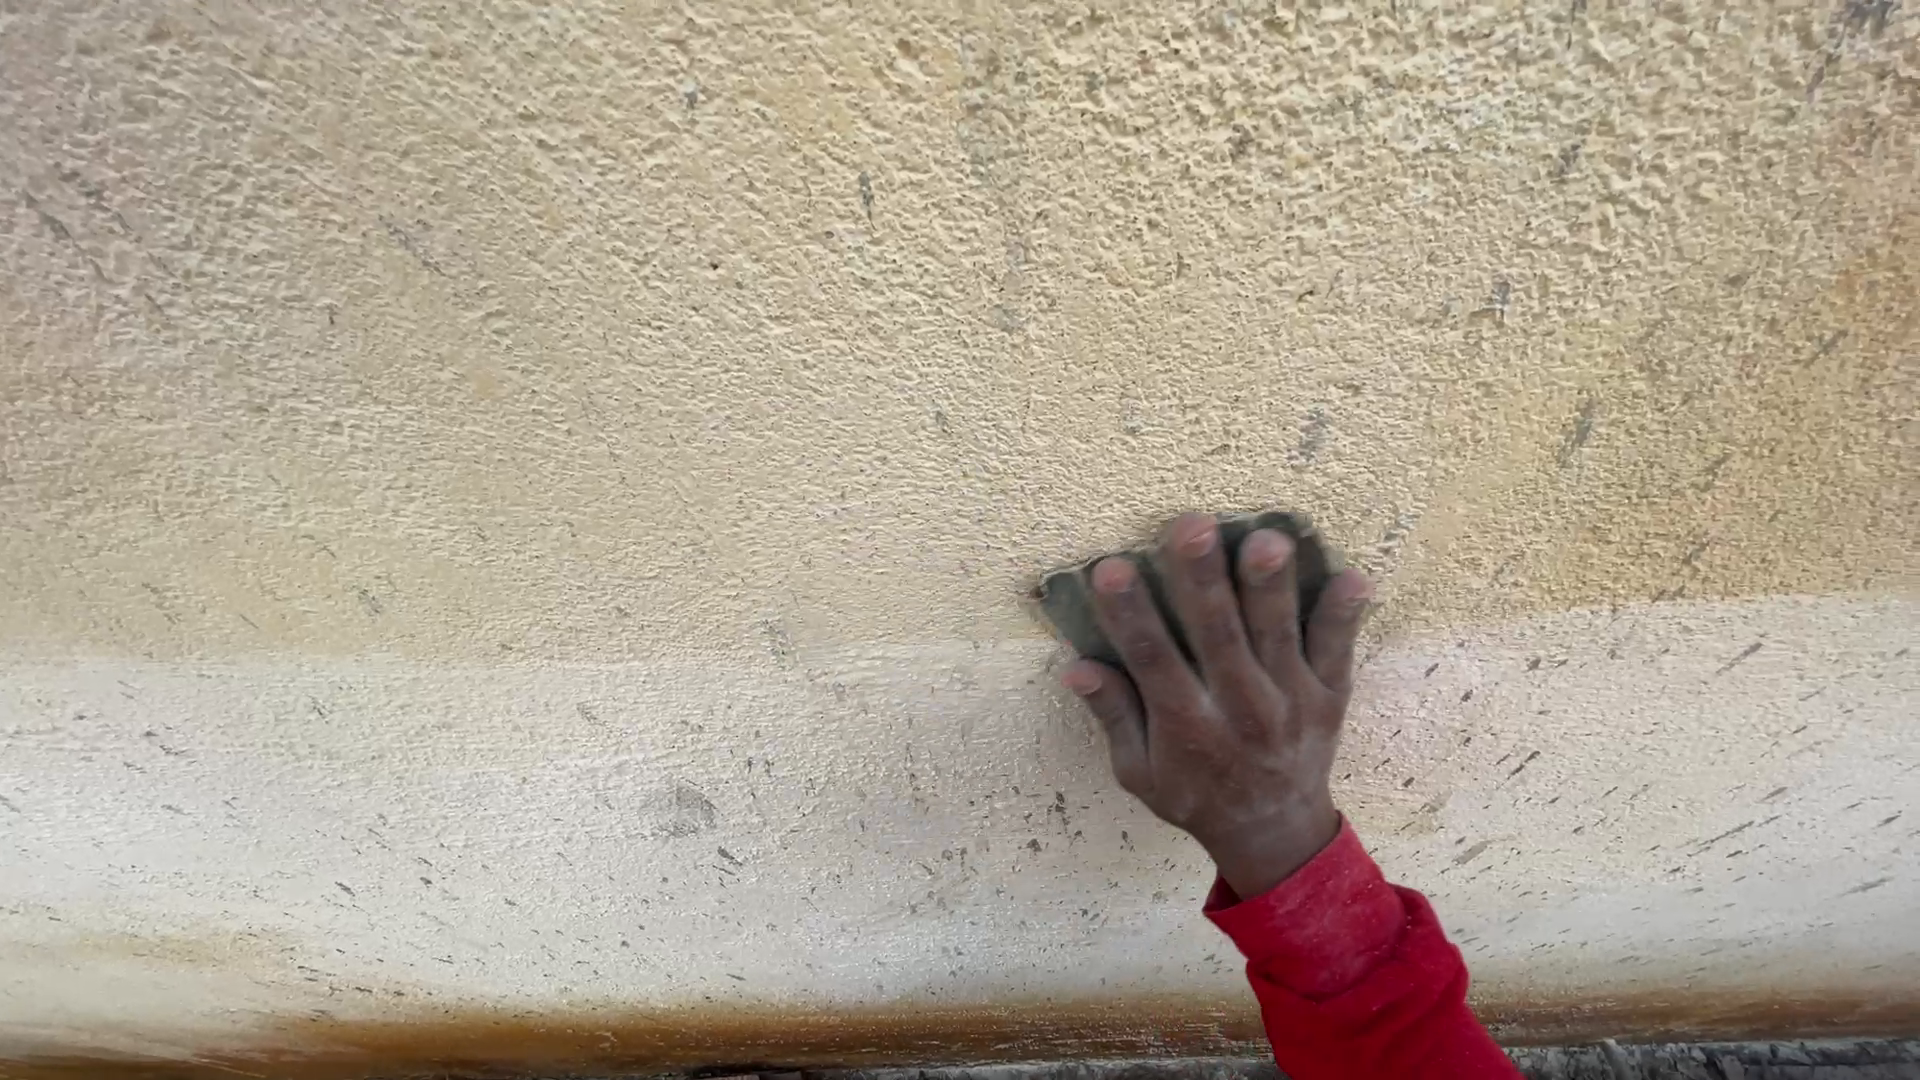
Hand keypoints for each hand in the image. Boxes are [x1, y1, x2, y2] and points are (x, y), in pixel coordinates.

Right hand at [1060, 514, 1373, 898]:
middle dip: (1203, 580)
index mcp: (1187, 727)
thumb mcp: (1138, 773)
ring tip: (1267, 539)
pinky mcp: (1329, 697)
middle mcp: (1240, 709)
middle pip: (1218, 636)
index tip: (1109, 568)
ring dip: (1270, 587)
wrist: (1275, 833)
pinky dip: (1344, 616)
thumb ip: (1114, 716)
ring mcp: (1290, 701)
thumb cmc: (1194, 796)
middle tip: (1192, 526)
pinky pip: (1337, 652)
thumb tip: (1077, 668)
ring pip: (1277, 635)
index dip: (1130, 614)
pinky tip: (1352, 577)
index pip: (1152, 660)